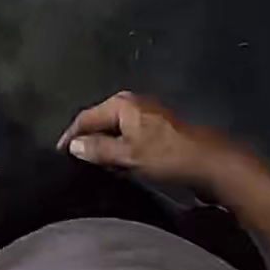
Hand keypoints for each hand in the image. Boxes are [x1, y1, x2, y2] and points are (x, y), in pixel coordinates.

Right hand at [59, 92, 265, 199]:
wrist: (209, 163)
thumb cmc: (166, 156)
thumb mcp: (127, 155)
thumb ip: (98, 149)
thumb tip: (73, 145)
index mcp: (121, 104)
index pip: (85, 117)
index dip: (71, 135)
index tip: (59, 154)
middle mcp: (132, 103)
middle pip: (100, 121)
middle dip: (87, 140)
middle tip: (75, 161)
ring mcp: (146, 115)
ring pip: (114, 130)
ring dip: (104, 146)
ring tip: (93, 166)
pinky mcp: (156, 129)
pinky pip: (127, 136)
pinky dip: (119, 148)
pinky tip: (118, 165)